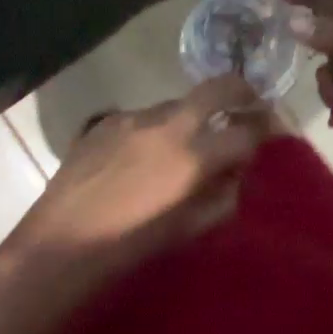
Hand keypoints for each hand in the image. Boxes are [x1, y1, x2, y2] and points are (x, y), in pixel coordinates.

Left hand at [7, 76, 270, 274]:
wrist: (63, 240)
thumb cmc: (130, 245)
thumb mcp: (189, 228)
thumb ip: (222, 195)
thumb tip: (235, 172)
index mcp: (193, 156)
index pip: (245, 131)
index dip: (264, 130)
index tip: (269, 132)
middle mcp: (166, 124)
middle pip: (217, 89)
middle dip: (240, 93)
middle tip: (248, 106)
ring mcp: (133, 116)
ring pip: (176, 105)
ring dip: (189, 119)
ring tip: (181, 148)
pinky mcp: (105, 119)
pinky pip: (142, 117)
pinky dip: (154, 130)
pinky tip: (141, 156)